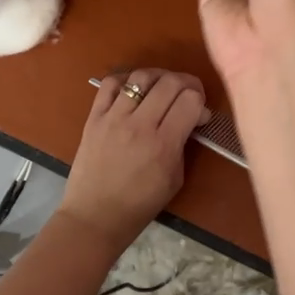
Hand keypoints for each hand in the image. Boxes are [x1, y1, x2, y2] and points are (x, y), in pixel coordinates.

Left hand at [60, 69, 207, 246]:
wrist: (94, 217)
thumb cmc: (139, 205)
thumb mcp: (175, 179)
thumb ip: (183, 144)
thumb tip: (191, 118)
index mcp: (163, 145)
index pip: (190, 100)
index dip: (200, 102)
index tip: (199, 115)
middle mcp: (139, 125)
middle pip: (170, 82)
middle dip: (187, 84)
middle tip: (188, 96)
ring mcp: (113, 118)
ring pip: (142, 76)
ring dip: (160, 77)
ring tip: (163, 88)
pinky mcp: (94, 117)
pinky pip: (110, 83)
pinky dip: (127, 80)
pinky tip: (134, 90)